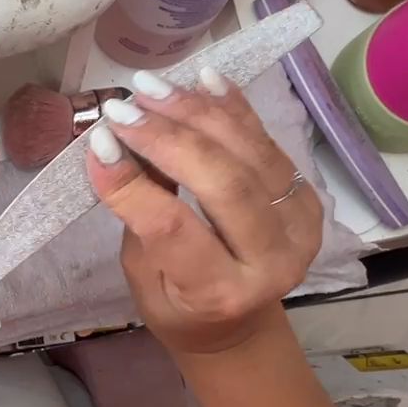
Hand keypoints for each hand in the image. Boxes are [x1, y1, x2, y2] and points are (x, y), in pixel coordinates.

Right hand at [86, 70, 322, 357]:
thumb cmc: (175, 309)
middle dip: (167, 138)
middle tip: (123, 109)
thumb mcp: (142, 275)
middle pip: (222, 182)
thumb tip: (119, 149)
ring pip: (249, 154)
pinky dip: (233, 109)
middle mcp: (270, 260)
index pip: (172, 226)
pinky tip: (201, 80)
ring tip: (151, 88)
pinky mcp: (308, 199)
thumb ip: (140, 217)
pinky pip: (269, 144)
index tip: (98, 143)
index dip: (132, 182)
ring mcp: (300, 225)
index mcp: (219, 292)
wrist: (236, 326)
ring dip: (197, 113)